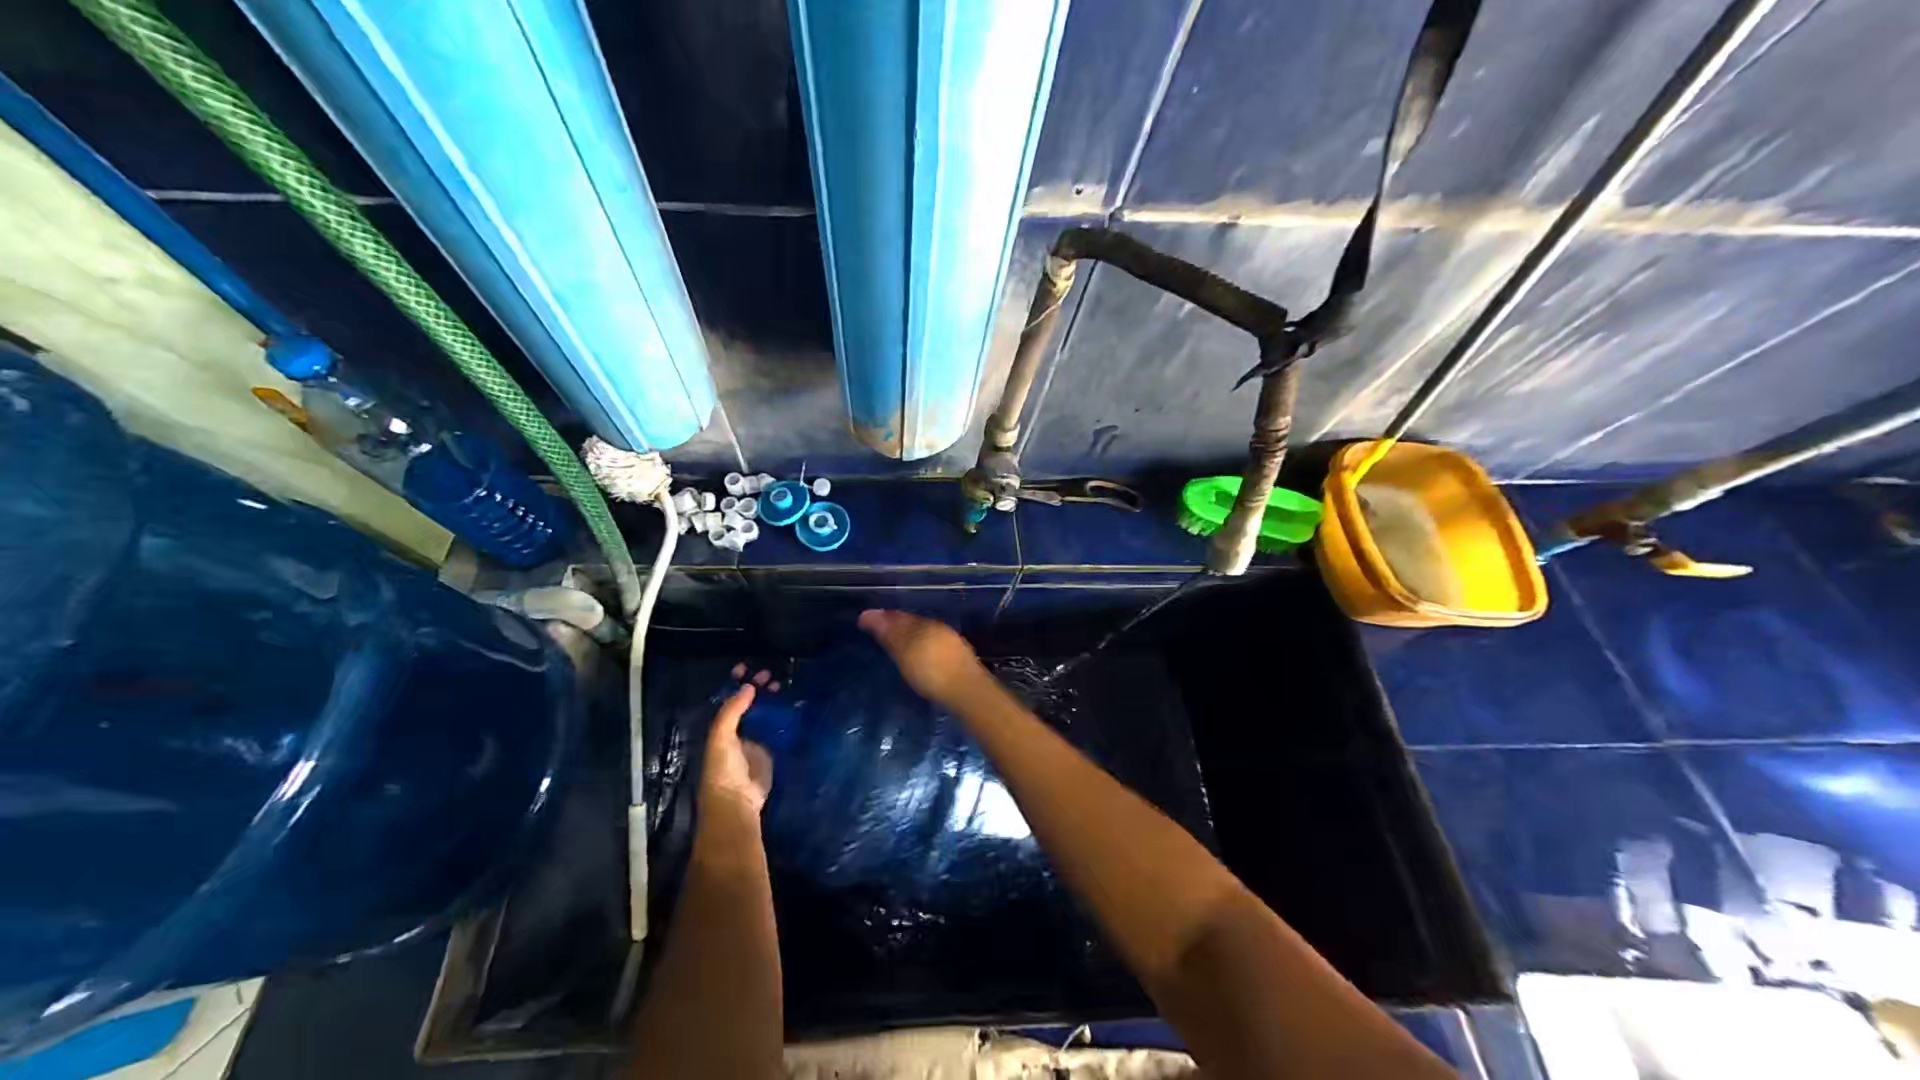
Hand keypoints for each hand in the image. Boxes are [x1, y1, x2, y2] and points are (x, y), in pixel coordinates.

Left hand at [702, 665, 775, 812]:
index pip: (730, 699)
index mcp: (722, 727)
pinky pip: (778, 727)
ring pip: (765, 713)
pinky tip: (791, 704)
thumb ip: (732, 711)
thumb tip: (749, 686)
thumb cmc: (723, 768)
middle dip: (757, 687)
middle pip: (749, 703)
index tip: (748, 667)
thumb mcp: (721, 737)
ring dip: (771, 699)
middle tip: (770, 674)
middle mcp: (738, 731)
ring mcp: (756, 740)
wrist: (737, 800)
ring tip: (781, 685)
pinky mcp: (771, 750)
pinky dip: (784, 716)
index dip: (737, 683)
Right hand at [858, 609, 987, 706]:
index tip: (865, 620)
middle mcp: (938, 629)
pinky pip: (934, 644)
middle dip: (896, 624)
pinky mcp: (958, 657)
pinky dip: (922, 646)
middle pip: (913, 623)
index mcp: (924, 625)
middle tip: (880, 629)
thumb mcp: (905, 653)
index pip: (899, 616)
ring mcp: (950, 642)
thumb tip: (869, 615)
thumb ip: (889, 634)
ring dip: (910, 635)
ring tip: (898, 643)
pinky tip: (920, 655)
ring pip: (925, 633)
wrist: (968, 692)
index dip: (882, 617)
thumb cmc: (932, 672)